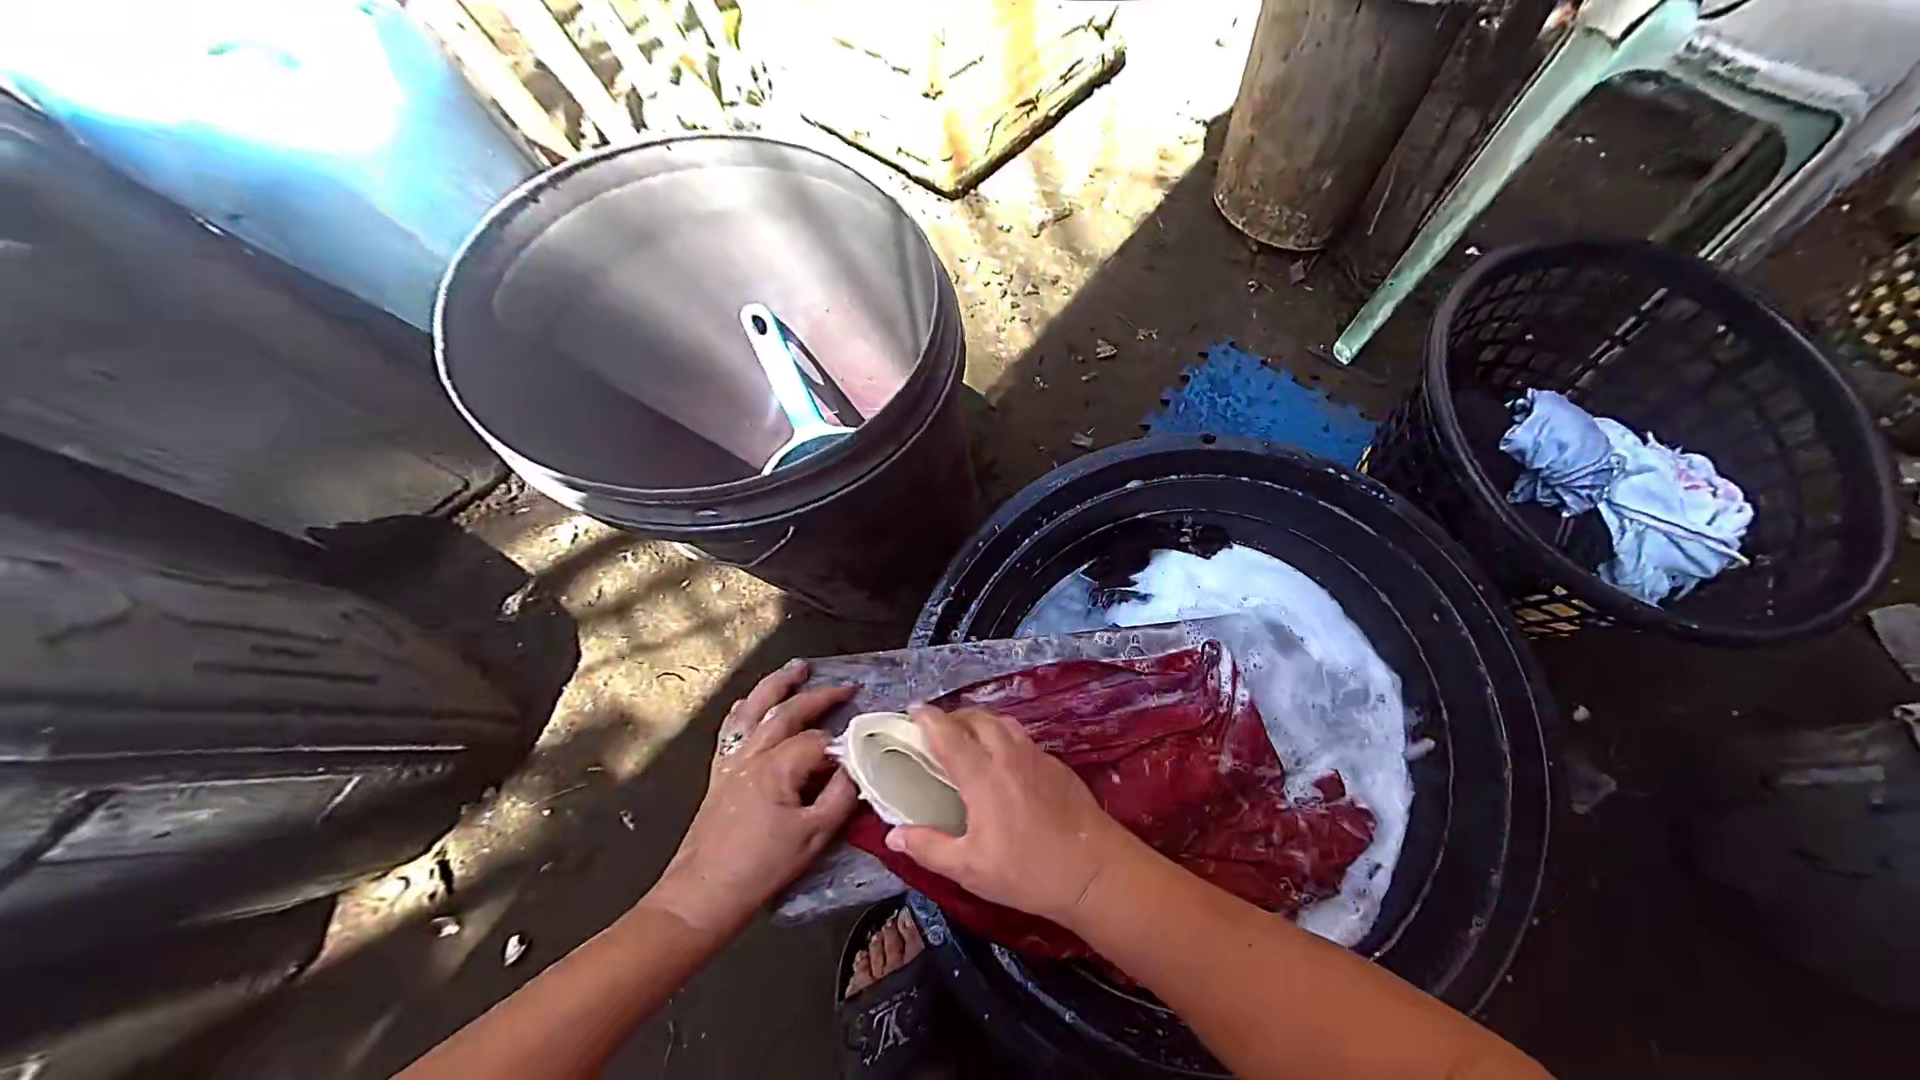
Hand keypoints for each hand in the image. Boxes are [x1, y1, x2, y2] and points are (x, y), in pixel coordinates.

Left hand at [646, 661, 857, 935]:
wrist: (703, 895)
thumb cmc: (761, 868)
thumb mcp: (814, 836)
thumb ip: (841, 796)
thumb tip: (857, 769)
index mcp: (778, 766)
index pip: (819, 740)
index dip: (844, 743)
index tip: (865, 747)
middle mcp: (753, 753)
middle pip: (789, 712)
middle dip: (821, 697)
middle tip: (846, 687)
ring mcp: (732, 760)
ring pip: (756, 709)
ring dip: (778, 685)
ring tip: (797, 668)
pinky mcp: (719, 772)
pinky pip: (731, 729)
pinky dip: (744, 709)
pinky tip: (749, 701)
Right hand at [883, 704, 1140, 925]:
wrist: (1096, 871)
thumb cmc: (1028, 872)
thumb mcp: (970, 869)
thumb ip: (929, 848)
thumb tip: (893, 835)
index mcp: (983, 776)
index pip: (948, 734)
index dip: (928, 719)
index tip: (913, 711)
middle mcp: (1009, 755)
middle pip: (977, 718)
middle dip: (954, 716)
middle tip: (938, 728)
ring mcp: (1036, 756)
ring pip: (1003, 723)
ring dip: (981, 722)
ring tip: (968, 737)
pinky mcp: (1057, 764)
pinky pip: (1023, 737)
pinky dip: (1004, 736)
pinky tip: (1003, 759)